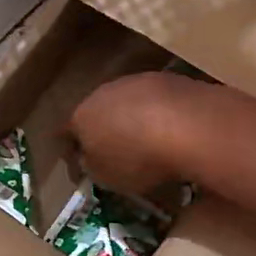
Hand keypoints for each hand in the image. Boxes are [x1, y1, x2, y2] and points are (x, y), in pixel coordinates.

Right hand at [68, 72, 210, 194]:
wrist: (190, 126)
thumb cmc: (138, 159)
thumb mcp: (106, 177)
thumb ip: (91, 166)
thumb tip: (89, 158)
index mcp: (81, 116)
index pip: (65, 134)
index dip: (71, 152)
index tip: (81, 167)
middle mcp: (103, 92)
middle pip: (97, 113)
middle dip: (103, 131)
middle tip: (115, 153)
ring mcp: (137, 81)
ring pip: (127, 103)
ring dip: (132, 120)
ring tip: (148, 143)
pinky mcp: (169, 78)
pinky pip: (156, 101)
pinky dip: (159, 114)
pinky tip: (172, 131)